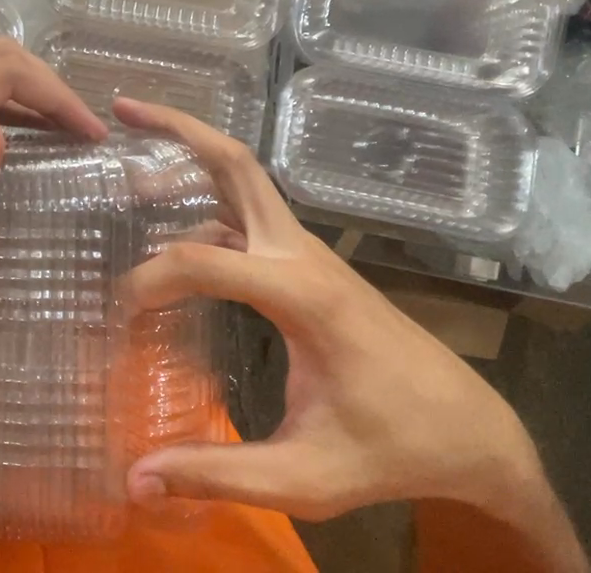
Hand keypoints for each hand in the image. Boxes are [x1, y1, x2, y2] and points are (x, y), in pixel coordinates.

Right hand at [113, 97, 549, 524]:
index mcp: (303, 296)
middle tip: (120, 108)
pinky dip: (204, 192)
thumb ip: (219, 474)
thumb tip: (132, 481)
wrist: (470, 430)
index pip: (203, 261)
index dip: (150, 280)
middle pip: (237, 165)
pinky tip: (169, 217)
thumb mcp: (308, 477)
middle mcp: (301, 254)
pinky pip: (247, 207)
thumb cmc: (393, 450)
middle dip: (178, 128)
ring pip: (244, 174)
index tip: (120, 313)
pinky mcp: (307, 260)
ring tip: (131, 138)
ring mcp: (306, 250)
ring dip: (190, 149)